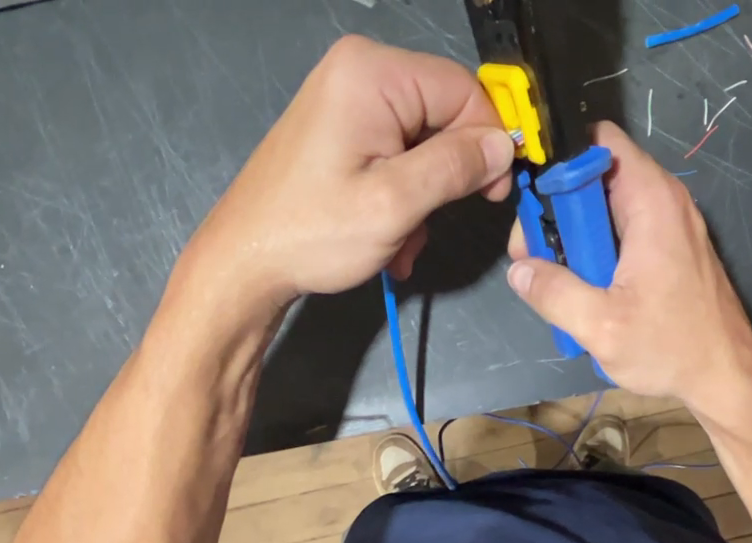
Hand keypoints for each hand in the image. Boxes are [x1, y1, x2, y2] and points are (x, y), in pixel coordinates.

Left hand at [182, 36, 515, 314]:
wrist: (246, 261)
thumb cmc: (313, 233)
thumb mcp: (394, 204)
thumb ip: (455, 168)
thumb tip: (505, 147)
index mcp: (373, 74)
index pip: (464, 90)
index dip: (489, 141)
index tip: (493, 194)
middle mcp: (360, 73)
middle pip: (443, 115)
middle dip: (448, 178)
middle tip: (433, 226)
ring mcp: (348, 101)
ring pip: (423, 144)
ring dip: (424, 199)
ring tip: (401, 242)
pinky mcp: (342, 130)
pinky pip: (397, 156)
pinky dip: (402, 199)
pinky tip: (389, 237)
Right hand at [504, 122, 751, 415]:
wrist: (726, 376)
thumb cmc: (671, 348)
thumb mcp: (601, 326)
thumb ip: (555, 293)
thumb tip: (519, 270)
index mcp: (650, 201)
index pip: (597, 142)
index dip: (558, 164)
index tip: (531, 207)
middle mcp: (663, 201)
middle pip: (595, 178)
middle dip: (558, 211)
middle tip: (535, 258)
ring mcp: (669, 225)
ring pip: (605, 210)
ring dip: (574, 240)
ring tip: (557, 281)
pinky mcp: (669, 251)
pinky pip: (622, 234)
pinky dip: (597, 254)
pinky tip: (587, 293)